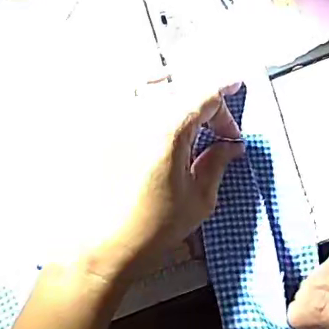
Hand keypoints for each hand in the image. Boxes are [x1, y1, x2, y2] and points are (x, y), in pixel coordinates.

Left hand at [77, 84, 243, 286]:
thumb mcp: (198, 200)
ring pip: (146, 81)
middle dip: (202, 99)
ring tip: (183, 108)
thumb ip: (216, 164)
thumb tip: (229, 147)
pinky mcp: (96, 127)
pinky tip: (148, 112)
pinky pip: (119, 94)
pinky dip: (139, 94)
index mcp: (168, 127)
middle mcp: (138, 112)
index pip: (206, 94)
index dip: (226, 108)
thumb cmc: (150, 229)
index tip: (231, 132)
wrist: (99, 248)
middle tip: (214, 123)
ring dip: (171, 89)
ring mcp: (113, 116)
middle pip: (178, 83)